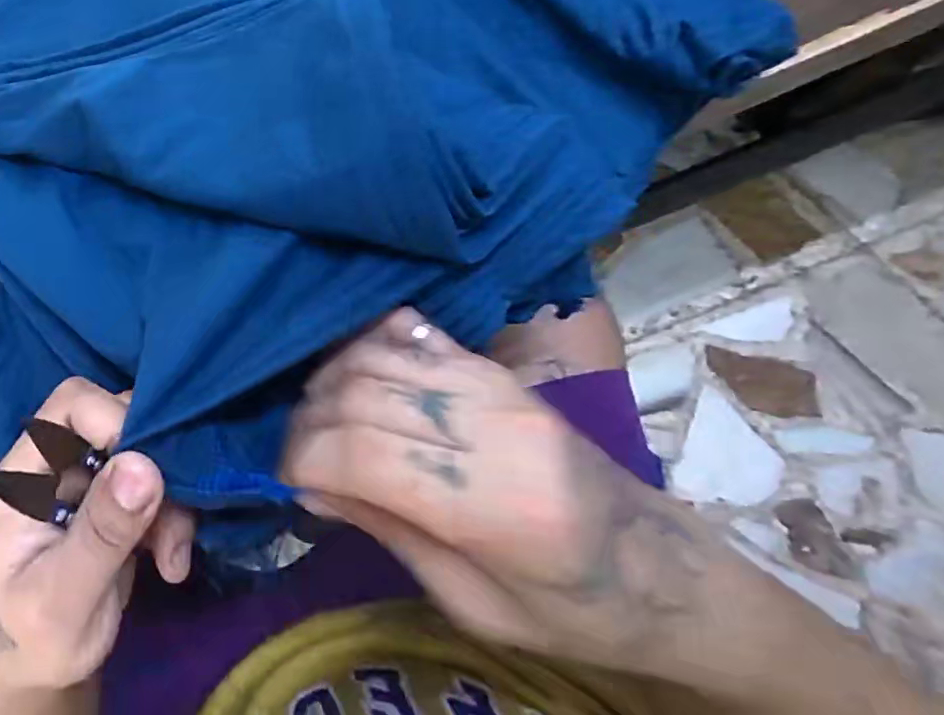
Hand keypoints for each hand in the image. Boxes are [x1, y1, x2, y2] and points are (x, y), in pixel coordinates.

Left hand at [0, 378, 195, 692]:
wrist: (52, 667)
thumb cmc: (39, 634)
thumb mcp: (63, 595)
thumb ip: (100, 533)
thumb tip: (142, 466)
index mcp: (28, 471)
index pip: (71, 403)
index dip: (111, 419)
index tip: (145, 467)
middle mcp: (61, 461)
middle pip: (120, 417)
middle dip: (155, 464)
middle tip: (172, 516)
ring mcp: (94, 476)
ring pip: (150, 449)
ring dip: (173, 499)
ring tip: (173, 556)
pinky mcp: (125, 496)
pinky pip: (164, 480)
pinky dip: (178, 517)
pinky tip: (173, 564)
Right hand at [280, 309, 707, 674]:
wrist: (658, 566)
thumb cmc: (567, 609)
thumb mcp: (471, 602)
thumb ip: (387, 528)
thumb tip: (309, 483)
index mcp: (496, 506)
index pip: (362, 455)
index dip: (303, 458)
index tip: (284, 476)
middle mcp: (493, 427)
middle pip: (361, 396)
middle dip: (308, 420)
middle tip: (295, 448)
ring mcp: (496, 385)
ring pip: (377, 356)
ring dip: (329, 380)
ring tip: (317, 415)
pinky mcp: (495, 368)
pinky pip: (410, 334)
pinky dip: (367, 347)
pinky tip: (353, 373)